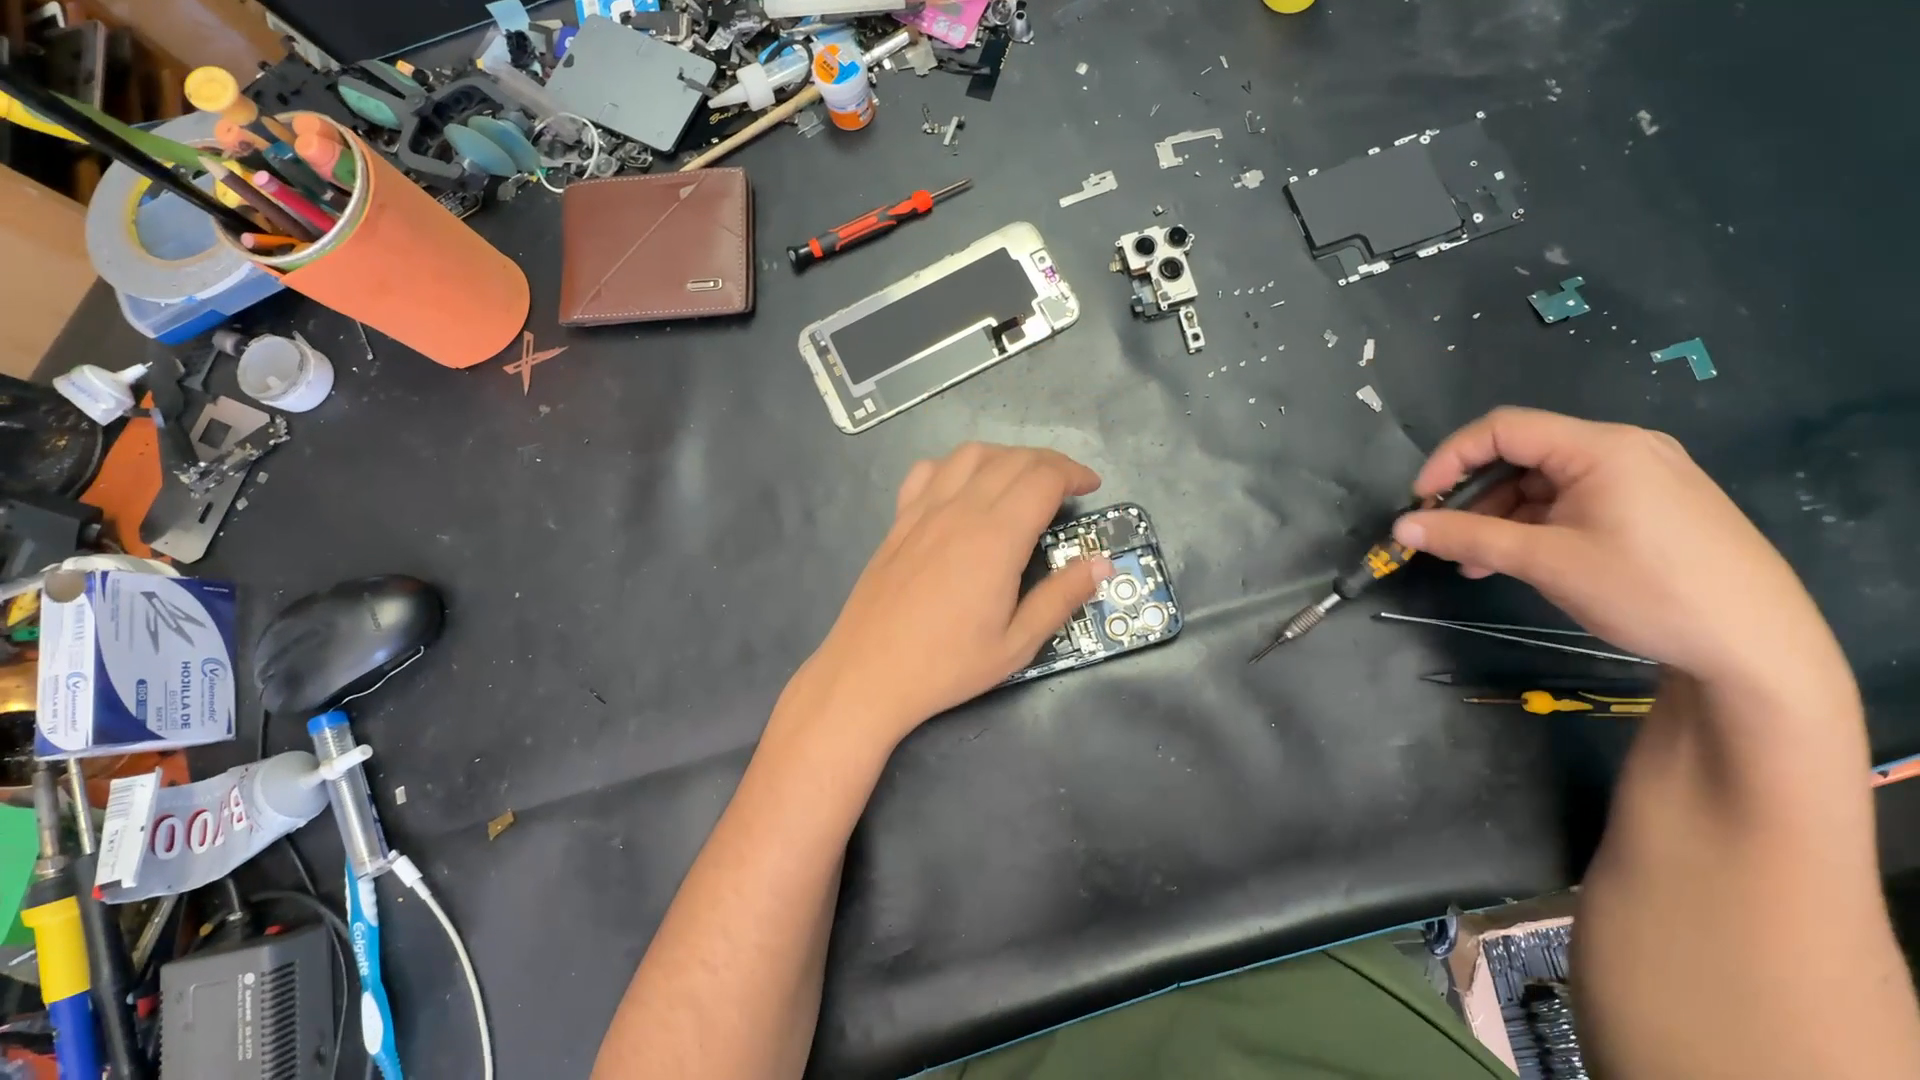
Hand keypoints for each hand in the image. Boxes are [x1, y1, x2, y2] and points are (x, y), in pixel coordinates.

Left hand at [788, 443, 1112, 746]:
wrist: (868, 674)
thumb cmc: (947, 665)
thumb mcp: (1017, 644)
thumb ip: (1062, 597)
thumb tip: (1102, 563)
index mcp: (996, 537)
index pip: (1043, 478)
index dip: (1074, 474)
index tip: (1091, 488)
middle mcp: (960, 510)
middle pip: (1012, 459)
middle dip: (1049, 462)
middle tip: (1068, 485)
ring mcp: (924, 512)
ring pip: (970, 455)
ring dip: (1006, 456)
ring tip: (1023, 479)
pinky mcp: (899, 522)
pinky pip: (928, 471)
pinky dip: (955, 465)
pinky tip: (963, 487)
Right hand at [1392, 408, 1846, 693]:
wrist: (1757, 645)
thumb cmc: (1646, 589)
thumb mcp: (1545, 562)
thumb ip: (1468, 538)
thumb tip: (1401, 528)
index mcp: (1602, 447)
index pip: (1503, 428)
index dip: (1450, 459)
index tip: (1420, 502)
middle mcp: (1624, 449)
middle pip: (1524, 456)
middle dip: (1474, 495)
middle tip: (1443, 537)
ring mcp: (1643, 478)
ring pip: (1547, 484)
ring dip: (1502, 517)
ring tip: (1474, 562)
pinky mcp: (1654, 508)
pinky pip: (1575, 503)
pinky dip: (1537, 527)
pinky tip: (1518, 562)